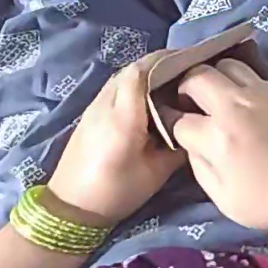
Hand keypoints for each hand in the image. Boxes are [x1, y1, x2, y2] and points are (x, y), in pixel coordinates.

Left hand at [46, 60, 185, 227]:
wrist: (71, 206)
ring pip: (123, 77)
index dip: (168, 60)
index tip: (194, 62)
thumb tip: (195, 124)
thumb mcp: (156, 172)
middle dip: (161, 64)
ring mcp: (94, 106)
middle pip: (133, 69)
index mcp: (123, 116)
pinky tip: (150, 100)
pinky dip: (134, 86)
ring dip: (147, 74)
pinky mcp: (90, 113)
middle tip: (189, 72)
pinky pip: (115, 88)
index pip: (142, 70)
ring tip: (173, 84)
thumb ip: (177, 145)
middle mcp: (105, 103)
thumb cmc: (116, 191)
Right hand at [170, 61, 267, 242]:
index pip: (179, 120)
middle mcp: (234, 106)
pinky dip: (233, 77)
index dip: (171, 125)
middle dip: (183, 88)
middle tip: (185, 104)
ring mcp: (259, 92)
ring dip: (210, 76)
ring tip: (210, 95)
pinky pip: (247, 72)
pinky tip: (235, 96)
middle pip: (195, 77)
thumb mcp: (228, 201)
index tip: (173, 130)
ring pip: (223, 65)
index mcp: (218, 138)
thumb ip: (201, 169)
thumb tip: (193, 146)